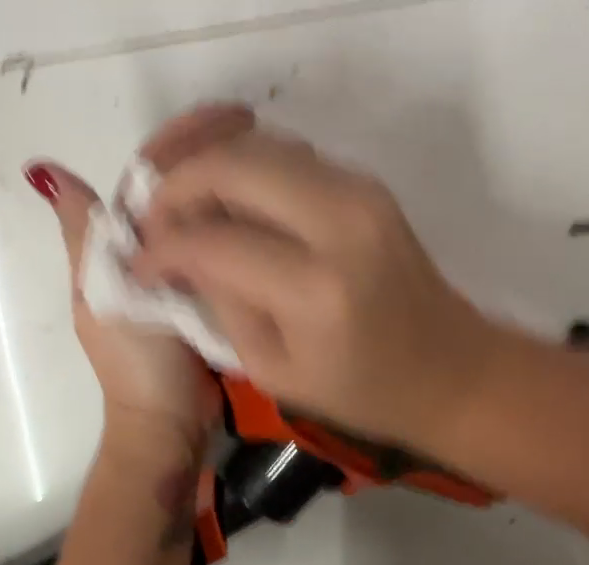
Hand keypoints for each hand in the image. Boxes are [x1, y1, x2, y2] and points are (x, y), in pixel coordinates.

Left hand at [25, 105, 255, 456]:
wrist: (167, 427)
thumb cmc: (134, 363)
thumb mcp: (102, 294)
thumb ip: (85, 234)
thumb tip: (43, 172)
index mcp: (118, 245)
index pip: (152, 175)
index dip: (187, 142)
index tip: (237, 118)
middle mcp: (149, 254)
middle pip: (183, 191)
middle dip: (220, 157)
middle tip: (269, 135)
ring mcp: (182, 278)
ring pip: (208, 219)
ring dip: (238, 188)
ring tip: (281, 163)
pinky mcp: (212, 301)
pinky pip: (229, 254)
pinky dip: (248, 230)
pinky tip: (276, 213)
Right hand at [132, 128, 514, 448]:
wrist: (451, 370)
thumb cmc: (359, 393)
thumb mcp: (274, 372)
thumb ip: (222, 306)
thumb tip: (179, 257)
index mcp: (314, 289)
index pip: (213, 241)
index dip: (162, 247)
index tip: (137, 263)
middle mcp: (340, 223)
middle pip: (234, 164)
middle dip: (177, 185)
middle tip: (151, 221)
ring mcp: (360, 192)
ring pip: (260, 146)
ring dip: (208, 169)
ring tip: (180, 211)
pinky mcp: (366, 184)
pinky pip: (287, 157)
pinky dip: (244, 171)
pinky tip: (223, 205)